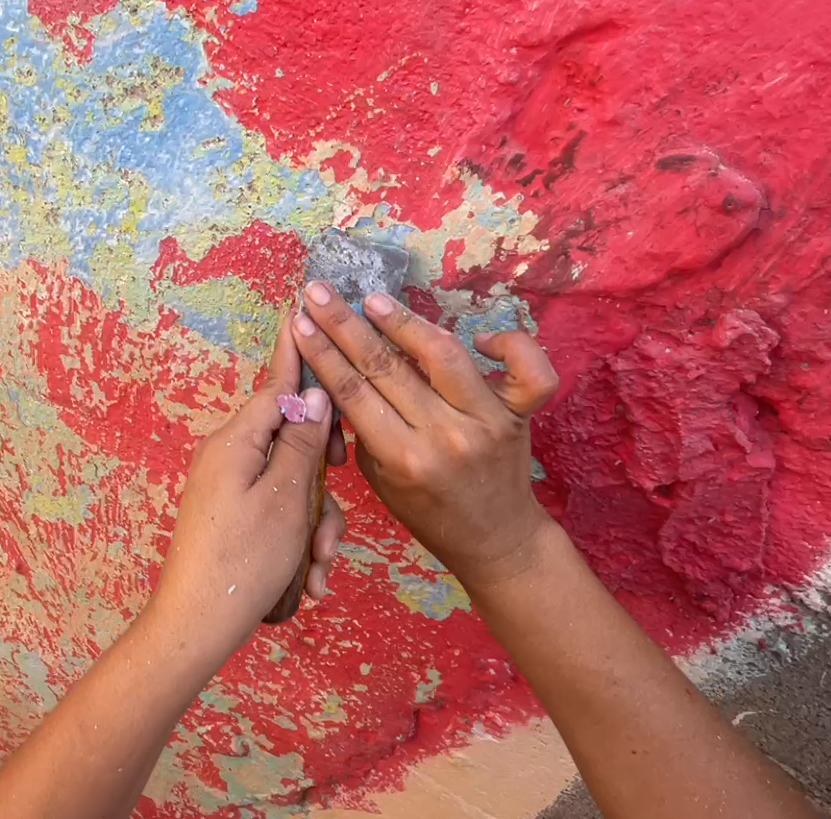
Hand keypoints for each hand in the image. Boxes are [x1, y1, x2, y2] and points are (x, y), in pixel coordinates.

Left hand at [149, 325, 347, 662]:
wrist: (196, 624)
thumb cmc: (243, 557)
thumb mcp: (286, 498)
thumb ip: (302, 443)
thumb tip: (314, 396)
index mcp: (235, 440)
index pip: (276, 385)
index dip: (299, 357)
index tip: (306, 313)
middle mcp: (229, 455)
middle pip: (292, 443)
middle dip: (322, 485)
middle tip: (332, 524)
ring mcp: (229, 486)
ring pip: (291, 486)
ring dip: (313, 527)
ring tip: (316, 570)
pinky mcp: (232, 514)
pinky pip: (276, 512)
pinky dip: (296, 542)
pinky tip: (306, 581)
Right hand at [291, 282, 558, 589]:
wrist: (493, 539)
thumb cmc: (425, 509)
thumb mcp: (378, 476)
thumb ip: (362, 425)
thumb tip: (339, 367)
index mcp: (402, 458)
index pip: (352, 391)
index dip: (322, 351)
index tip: (300, 321)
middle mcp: (445, 436)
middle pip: (385, 366)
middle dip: (344, 323)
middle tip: (319, 291)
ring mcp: (487, 422)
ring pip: (443, 355)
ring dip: (403, 322)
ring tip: (373, 300)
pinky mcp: (521, 415)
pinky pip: (531, 372)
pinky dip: (511, 345)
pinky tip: (480, 336)